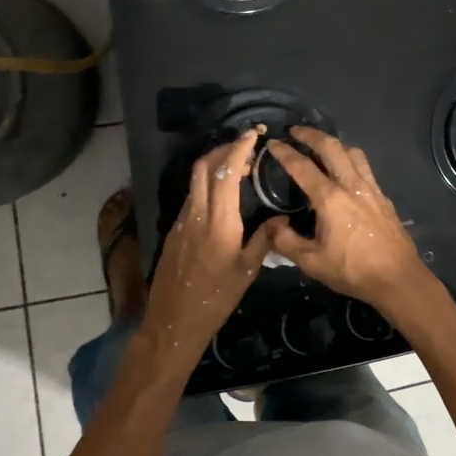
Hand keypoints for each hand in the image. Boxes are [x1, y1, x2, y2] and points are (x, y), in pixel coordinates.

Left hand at [139, 128, 271, 355]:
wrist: (174, 321)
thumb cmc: (216, 298)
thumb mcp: (247, 271)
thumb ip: (264, 239)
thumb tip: (281, 217)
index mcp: (219, 220)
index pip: (226, 171)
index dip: (239, 147)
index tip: (254, 134)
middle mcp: (197, 213)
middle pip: (204, 166)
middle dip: (224, 148)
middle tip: (247, 146)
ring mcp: (183, 220)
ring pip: (195, 180)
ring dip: (215, 165)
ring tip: (239, 167)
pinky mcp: (175, 230)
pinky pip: (192, 195)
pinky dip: (207, 184)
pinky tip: (222, 195)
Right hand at [260, 128, 433, 308]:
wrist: (397, 276)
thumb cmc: (352, 269)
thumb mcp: (311, 262)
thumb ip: (286, 241)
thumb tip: (273, 224)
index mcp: (330, 198)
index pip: (302, 166)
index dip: (285, 153)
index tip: (273, 143)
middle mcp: (351, 185)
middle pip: (331, 147)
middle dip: (312, 134)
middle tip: (296, 131)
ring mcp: (371, 188)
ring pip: (353, 152)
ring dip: (335, 144)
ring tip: (323, 147)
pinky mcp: (382, 196)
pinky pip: (365, 167)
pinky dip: (351, 160)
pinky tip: (346, 172)